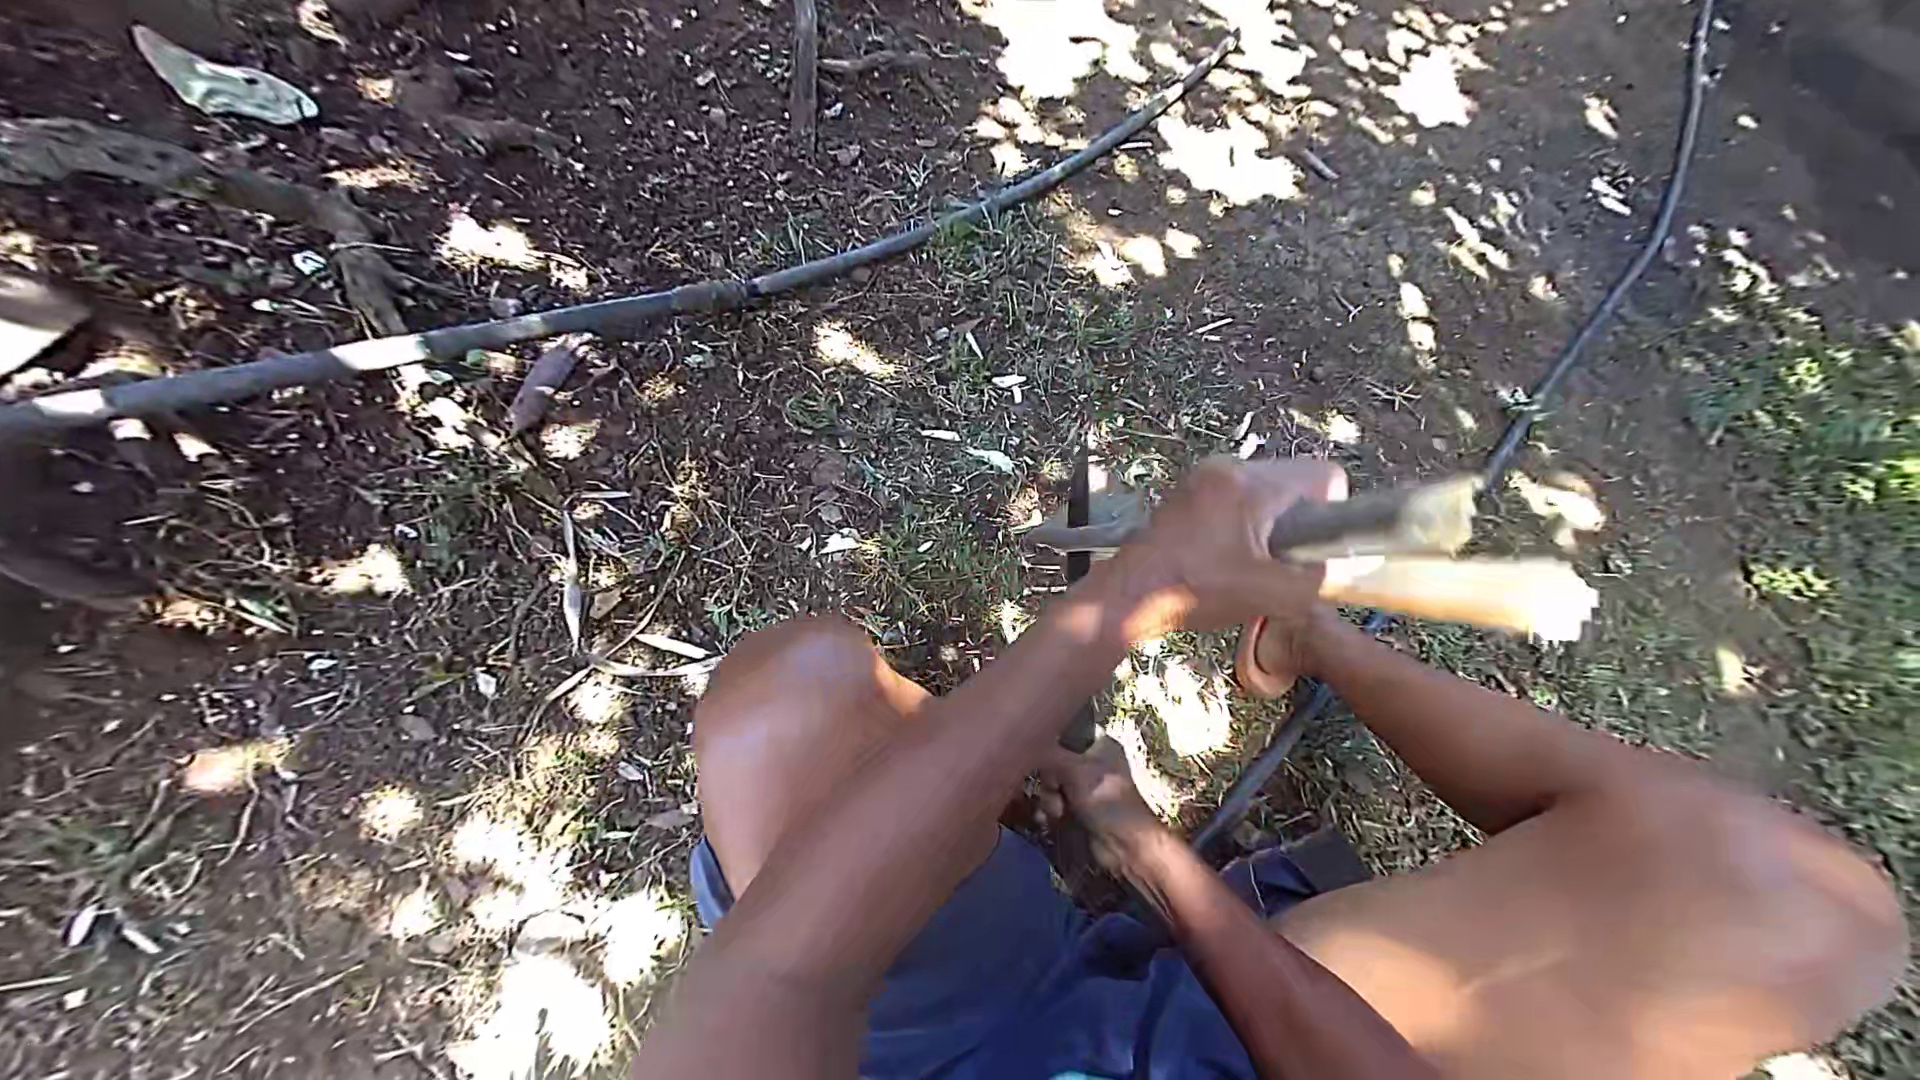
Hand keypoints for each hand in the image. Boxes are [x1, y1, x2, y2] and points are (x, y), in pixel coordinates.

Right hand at [1036, 737, 1164, 873]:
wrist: (1124, 845)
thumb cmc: (1104, 798)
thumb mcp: (1074, 769)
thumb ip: (1049, 755)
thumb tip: (1027, 747)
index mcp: (1100, 744)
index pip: (1066, 733)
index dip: (1053, 745)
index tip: (1046, 757)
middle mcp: (1092, 761)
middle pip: (1054, 760)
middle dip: (1051, 780)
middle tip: (1058, 790)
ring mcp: (1085, 786)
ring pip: (1052, 783)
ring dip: (1050, 798)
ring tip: (1059, 811)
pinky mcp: (1079, 807)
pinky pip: (1055, 801)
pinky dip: (1052, 810)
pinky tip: (1052, 819)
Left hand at [1112, 457, 1346, 644]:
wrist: (1128, 595)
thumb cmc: (1196, 591)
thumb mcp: (1273, 595)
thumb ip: (1321, 577)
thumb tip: (1343, 566)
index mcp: (1249, 483)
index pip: (1324, 474)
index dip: (1332, 512)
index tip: (1310, 546)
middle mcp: (1225, 467)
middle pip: (1292, 478)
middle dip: (1299, 517)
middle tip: (1280, 556)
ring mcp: (1200, 476)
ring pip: (1262, 487)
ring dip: (1269, 519)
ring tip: (1251, 558)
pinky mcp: (1185, 491)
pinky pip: (1233, 495)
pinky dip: (1241, 518)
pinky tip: (1225, 552)